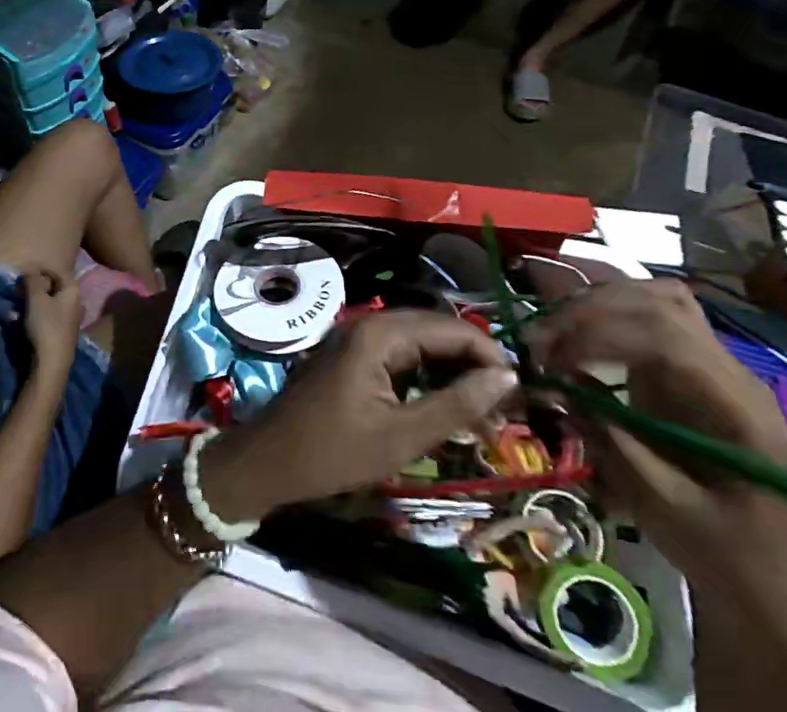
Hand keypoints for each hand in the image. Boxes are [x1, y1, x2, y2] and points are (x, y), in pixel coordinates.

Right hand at [21, 265, 81, 381]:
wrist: (52, 361)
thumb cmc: (46, 325)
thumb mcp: (37, 299)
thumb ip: (33, 281)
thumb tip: (30, 268)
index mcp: (73, 290)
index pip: (59, 271)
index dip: (42, 268)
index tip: (25, 271)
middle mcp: (75, 302)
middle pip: (55, 286)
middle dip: (36, 285)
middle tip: (19, 287)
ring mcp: (69, 318)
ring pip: (50, 301)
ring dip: (34, 299)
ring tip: (18, 302)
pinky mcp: (61, 331)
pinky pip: (48, 315)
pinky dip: (36, 312)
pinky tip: (23, 318)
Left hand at [204, 312, 516, 521]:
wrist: (266, 462)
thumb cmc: (331, 452)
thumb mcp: (401, 436)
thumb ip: (456, 405)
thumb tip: (507, 378)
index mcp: (381, 334)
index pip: (453, 329)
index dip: (491, 355)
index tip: (519, 390)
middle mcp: (370, 324)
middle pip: (438, 331)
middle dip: (474, 364)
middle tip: (504, 404)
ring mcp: (358, 338)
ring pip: (421, 344)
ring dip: (452, 371)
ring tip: (482, 409)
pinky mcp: (352, 355)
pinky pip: (401, 356)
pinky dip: (427, 376)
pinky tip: (444, 404)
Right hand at [525, 280, 786, 579]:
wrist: (760, 573)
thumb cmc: (717, 546)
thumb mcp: (660, 504)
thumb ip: (611, 438)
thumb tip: (556, 383)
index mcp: (737, 406)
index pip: (667, 337)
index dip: (600, 335)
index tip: (550, 359)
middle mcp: (731, 371)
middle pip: (662, 304)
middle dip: (591, 312)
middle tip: (538, 339)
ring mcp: (714, 364)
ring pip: (658, 299)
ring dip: (599, 304)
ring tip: (553, 330)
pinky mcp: (692, 368)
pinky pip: (652, 317)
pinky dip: (608, 313)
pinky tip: (576, 333)